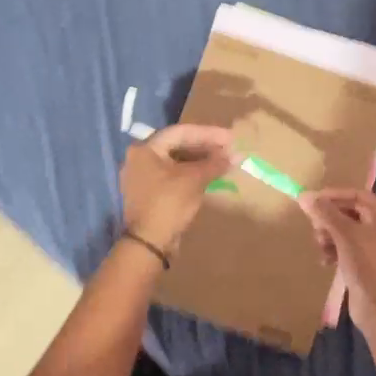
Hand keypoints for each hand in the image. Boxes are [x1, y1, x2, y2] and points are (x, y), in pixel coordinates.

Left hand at [120, 124, 234, 253]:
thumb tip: (236, 155)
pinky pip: (173, 175)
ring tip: (224, 161)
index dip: (208, 133)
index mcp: (146, 149)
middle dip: (205, 147)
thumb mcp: (194, 180)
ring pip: (176, 161)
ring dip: (200, 161)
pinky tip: (210, 175)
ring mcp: (143, 176)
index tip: (230, 137)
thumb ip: (215, 164)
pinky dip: (191, 174)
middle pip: (177, 145)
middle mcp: (140, 158)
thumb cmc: (169, 204)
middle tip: (229, 149)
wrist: (148, 243)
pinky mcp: (149, 192)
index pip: (181, 132)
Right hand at [301, 188, 375, 333]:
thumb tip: (304, 196)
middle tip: (314, 226)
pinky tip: (325, 260)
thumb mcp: (345, 235)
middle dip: (330, 219)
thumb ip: (325, 213)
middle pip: (352, 213)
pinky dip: (335, 250)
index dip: (334, 196)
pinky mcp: (369, 264)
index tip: (311, 200)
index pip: (359, 196)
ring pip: (347, 232)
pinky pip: (348, 248)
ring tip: (320, 245)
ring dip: (329, 236)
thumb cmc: (368, 265)